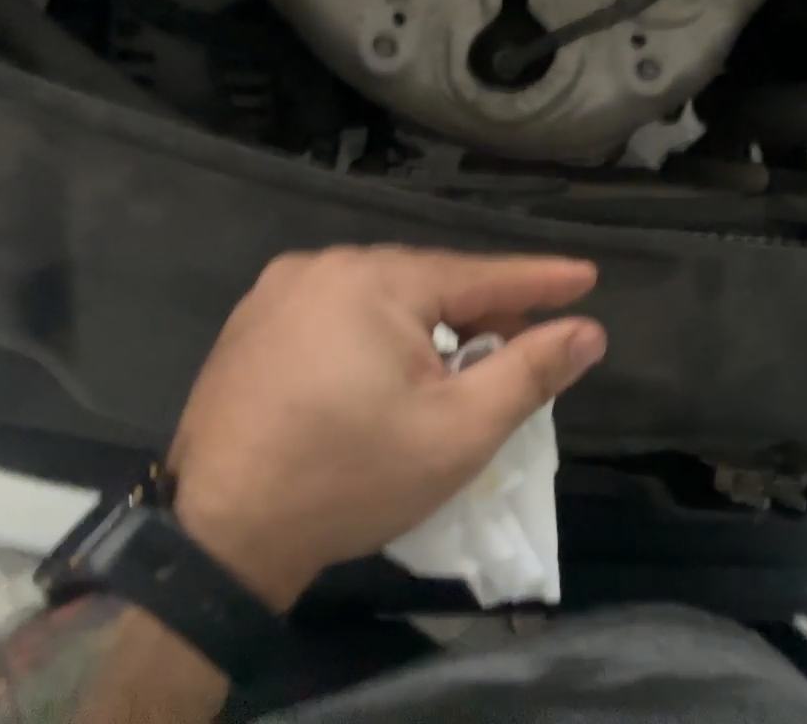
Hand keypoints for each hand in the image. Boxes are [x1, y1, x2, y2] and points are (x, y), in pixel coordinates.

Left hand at [163, 246, 606, 610]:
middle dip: (484, 310)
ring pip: (386, 296)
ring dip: (432, 322)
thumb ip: (531, 371)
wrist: (217, 539)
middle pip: (430, 282)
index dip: (540, 280)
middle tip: (529, 336)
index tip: (587, 276)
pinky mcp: (254, 324)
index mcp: (375, 281)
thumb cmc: (352, 478)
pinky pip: (343, 311)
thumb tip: (589, 331)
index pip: (480, 274)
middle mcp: (323, 267)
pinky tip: (396, 366)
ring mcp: (279, 292)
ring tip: (467, 358)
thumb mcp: (460, 430)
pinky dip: (383, 330)